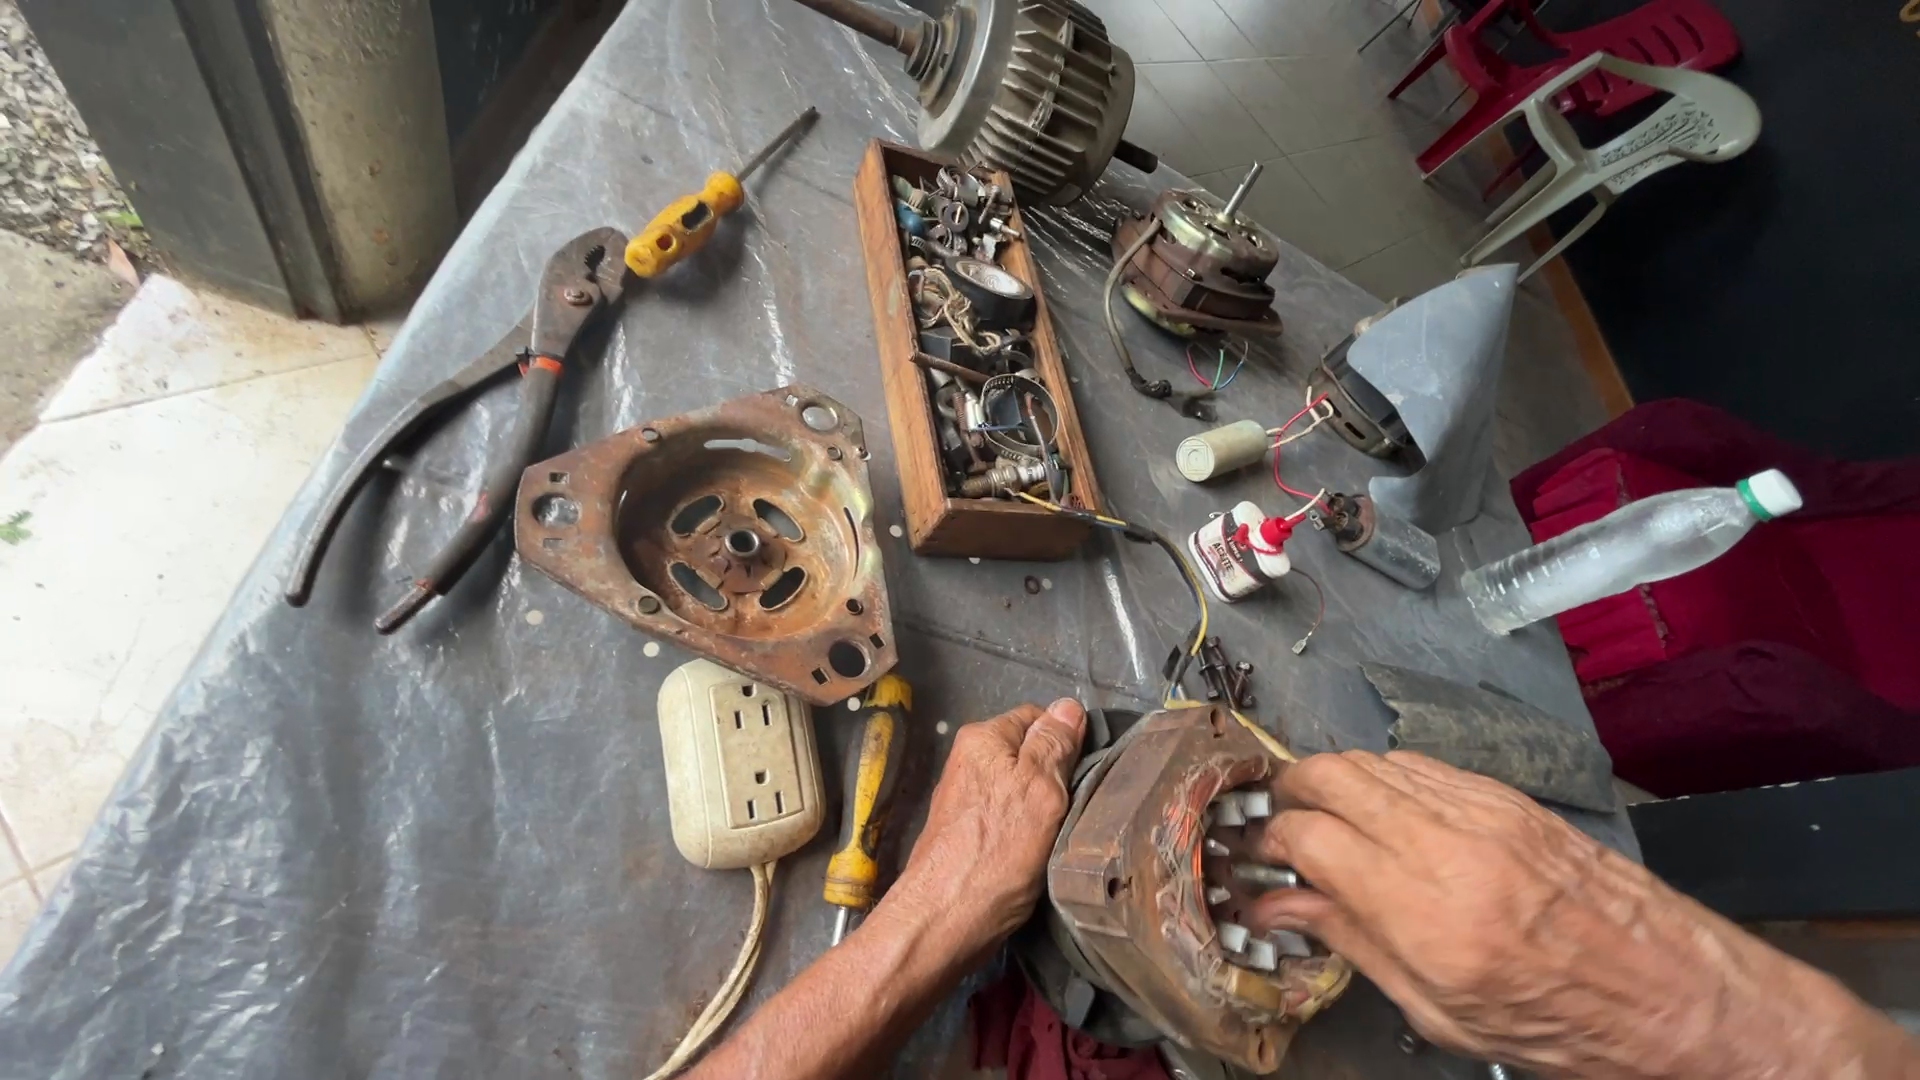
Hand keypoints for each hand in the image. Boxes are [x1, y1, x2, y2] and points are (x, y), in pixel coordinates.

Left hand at [877, 699, 1085, 963]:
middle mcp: (969, 759)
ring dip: (1044, 809)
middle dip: (1055, 778)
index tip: (1085, 775)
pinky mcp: (966, 830)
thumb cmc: (996, 854)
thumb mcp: (1039, 792)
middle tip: (1076, 810)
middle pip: (1030, 753)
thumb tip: (1069, 705)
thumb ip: (1054, 746)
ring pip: (1022, 787)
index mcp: (982, 737)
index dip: (1066, 742)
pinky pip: (1009, 815)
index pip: (1038, 718)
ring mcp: (965, 796)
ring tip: (1060, 835)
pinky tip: (1038, 853)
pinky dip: (1027, 830)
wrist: (941, 922)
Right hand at [1243, 750, 1919, 1079]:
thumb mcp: (1438, 1011)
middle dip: (1289, 789)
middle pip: (1328, 775)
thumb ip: (1347, 939)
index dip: (1271, 839)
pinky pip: (1412, 763)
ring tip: (1328, 811)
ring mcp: (1475, 810)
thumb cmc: (1554, 1027)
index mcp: (1423, 916)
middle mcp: (1441, 848)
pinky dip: (1379, 777)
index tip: (1263, 854)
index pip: (1308, 837)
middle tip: (1284, 819)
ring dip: (1330, 779)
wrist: (1683, 1000)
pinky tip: (1383, 809)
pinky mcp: (1501, 794)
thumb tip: (1271, 903)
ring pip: (1366, 759)